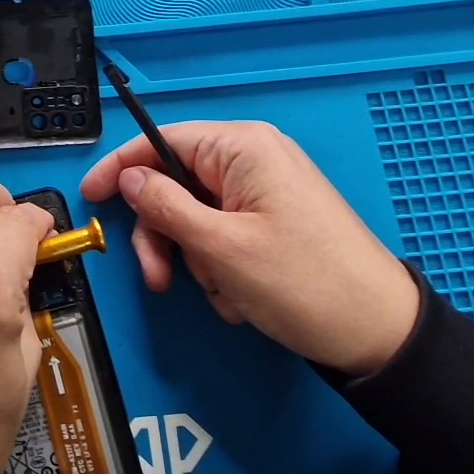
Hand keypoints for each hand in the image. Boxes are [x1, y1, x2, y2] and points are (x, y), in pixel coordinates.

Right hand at [80, 120, 419, 375]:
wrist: (381, 335)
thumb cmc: (305, 283)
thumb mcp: (220, 246)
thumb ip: (164, 205)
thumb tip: (129, 178)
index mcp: (242, 147)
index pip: (162, 139)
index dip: (121, 166)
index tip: (92, 193)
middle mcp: (252, 158)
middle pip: (176, 181)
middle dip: (164, 232)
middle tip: (160, 276)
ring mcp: (264, 188)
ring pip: (195, 212)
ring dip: (194, 257)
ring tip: (221, 292)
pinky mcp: (273, 217)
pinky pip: (222, 229)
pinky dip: (219, 263)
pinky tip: (239, 295)